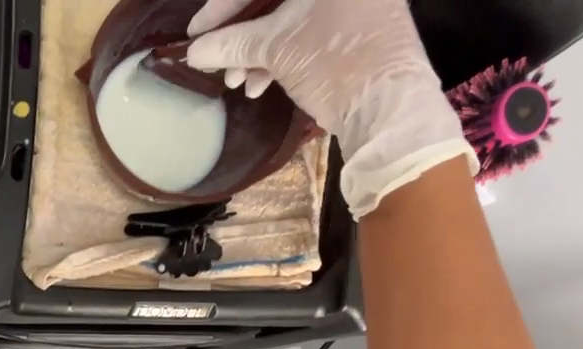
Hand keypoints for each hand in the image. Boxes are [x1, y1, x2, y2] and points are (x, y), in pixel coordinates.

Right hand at [185, 0, 474, 216]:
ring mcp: (350, 3)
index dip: (223, 7)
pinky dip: (280, 57)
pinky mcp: (355, 28)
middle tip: (217, 63)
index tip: (196, 34)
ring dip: (256, 52)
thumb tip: (195, 51)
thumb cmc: (334, 61)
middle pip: (274, 0)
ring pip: (289, 19)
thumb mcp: (276, 50)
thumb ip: (232, 45)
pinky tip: (261, 84)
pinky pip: (307, 33)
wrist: (387, 104)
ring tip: (239, 83)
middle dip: (241, 36)